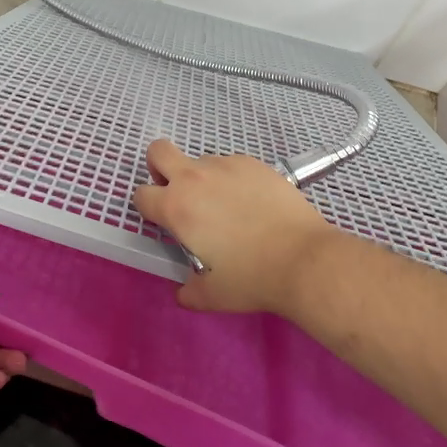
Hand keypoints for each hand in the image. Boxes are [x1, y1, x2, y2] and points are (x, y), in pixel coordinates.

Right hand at [132, 138, 338, 314]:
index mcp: (176, 208)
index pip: (141, 194)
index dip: (149, 208)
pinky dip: (233, 179)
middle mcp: (194, 179)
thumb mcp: (214, 295)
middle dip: (160, 168)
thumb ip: (191, 292)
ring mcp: (225, 166)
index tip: (166, 223)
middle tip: (180, 194)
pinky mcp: (253, 163)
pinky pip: (231, 165)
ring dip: (203, 179)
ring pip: (200, 161)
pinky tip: (254, 203)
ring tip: (229, 208)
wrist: (304, 259)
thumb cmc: (253, 278)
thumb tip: (184, 293)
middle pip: (158, 151)